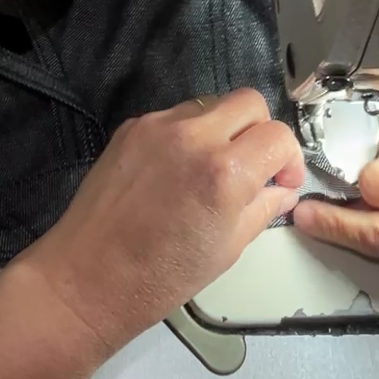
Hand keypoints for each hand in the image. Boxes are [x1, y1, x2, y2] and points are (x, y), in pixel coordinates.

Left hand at [12, 88, 305, 352]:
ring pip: (212, 104)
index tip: (281, 181)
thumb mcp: (228, 249)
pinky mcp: (133, 125)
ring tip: (212, 169)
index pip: (278, 136)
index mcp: (224, 171)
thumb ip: (263, 208)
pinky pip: (176, 116)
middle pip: (250, 101)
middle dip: (261, 131)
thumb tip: (282, 189)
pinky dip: (188, 134)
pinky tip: (176, 170)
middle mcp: (194, 135)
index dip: (289, 159)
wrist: (88, 277)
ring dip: (224, 129)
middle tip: (253, 166)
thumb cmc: (161, 277)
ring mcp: (159, 125)